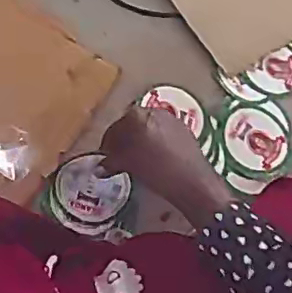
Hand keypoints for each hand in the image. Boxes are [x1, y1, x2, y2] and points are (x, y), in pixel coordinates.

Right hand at [101, 105, 231, 226]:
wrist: (192, 181)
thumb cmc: (156, 171)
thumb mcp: (129, 164)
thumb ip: (111, 162)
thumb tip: (99, 167)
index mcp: (135, 115)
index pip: (114, 130)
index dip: (107, 145)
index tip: (105, 157)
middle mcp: (152, 111)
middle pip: (130, 125)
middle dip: (123, 141)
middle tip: (118, 158)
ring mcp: (170, 118)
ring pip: (146, 128)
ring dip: (139, 141)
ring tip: (136, 159)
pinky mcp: (183, 128)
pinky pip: (161, 132)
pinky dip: (154, 142)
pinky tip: (154, 157)